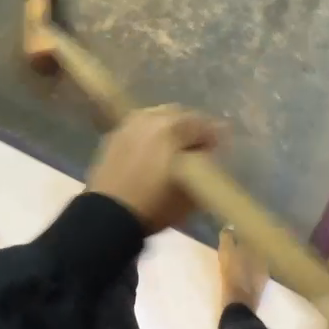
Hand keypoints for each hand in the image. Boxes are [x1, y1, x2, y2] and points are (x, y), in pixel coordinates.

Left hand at [85, 105, 225, 234]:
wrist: (108, 214)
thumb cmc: (155, 206)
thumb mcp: (192, 193)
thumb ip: (206, 167)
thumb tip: (210, 154)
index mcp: (174, 129)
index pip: (205, 124)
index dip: (217, 136)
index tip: (221, 147)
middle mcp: (152, 118)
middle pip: (181, 114)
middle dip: (193, 127)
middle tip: (199, 145)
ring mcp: (130, 123)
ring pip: (158, 115)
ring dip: (171, 126)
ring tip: (175, 145)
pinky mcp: (115, 133)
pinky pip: (140, 124)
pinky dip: (151, 131)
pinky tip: (153, 147)